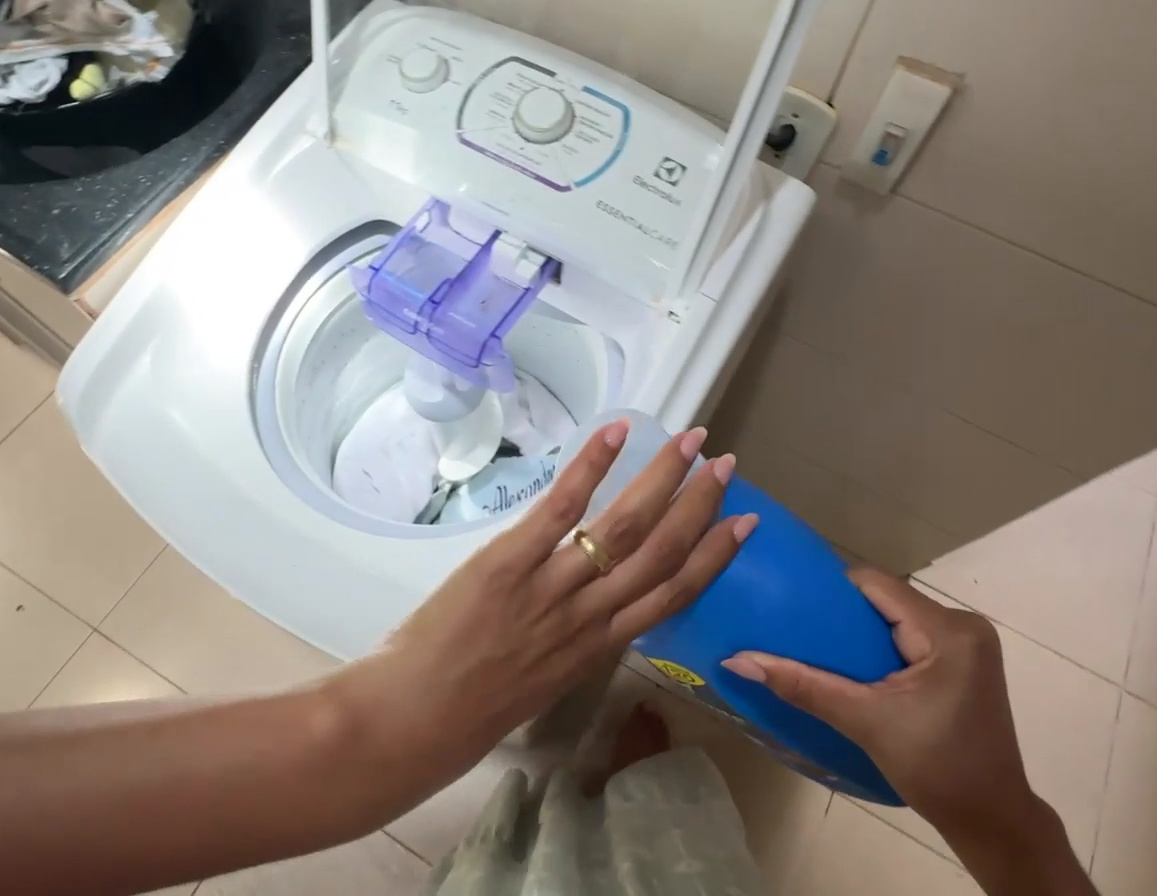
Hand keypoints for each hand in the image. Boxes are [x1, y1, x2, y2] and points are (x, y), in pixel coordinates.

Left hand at [335, 419, 759, 782]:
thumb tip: (595, 602)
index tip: (743, 523)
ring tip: (689, 442)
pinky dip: (591, 467)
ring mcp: (551, 589)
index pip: (673, 595)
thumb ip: (576, 641)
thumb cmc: (472, 710)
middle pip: (661, 553)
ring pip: (623, 527)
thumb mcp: (544, 682)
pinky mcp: (509, 563)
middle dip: (699, 505)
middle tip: (725, 464)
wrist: (412, 723)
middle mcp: (589, 618)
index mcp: (599, 648)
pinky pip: (560, 508)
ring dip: (661, 478)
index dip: (713, 556)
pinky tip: (614, 433)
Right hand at [723, 568, 1038, 841]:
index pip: (875, 584)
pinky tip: (851, 663)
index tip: (791, 603)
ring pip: (896, 617)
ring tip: (817, 644)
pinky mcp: (963, 661)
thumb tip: (738, 660)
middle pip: (885, 598)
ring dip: (859, 631)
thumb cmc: (936, 770)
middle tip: (796, 627)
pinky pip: (910, 635)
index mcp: (948, 630)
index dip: (831, 590)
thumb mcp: (864, 722)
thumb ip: (803, 685)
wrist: (992, 821)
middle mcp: (963, 625)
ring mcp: (967, 643)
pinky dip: (880, 646)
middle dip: (842, 613)